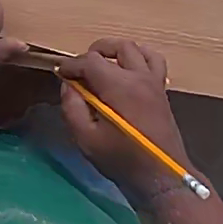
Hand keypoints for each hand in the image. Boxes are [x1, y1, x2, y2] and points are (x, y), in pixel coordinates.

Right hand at [58, 39, 196, 202]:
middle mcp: (139, 77)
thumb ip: (72, 108)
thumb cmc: (122, 160)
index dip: (71, 65)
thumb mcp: (86, 139)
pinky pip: (154, 60)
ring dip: (116, 51)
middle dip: (93, 53)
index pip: (90, 61)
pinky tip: (129, 69)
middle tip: (80, 69)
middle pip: (115, 48)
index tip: (60, 74)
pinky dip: (139, 57)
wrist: (161, 176)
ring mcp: (154, 81)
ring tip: (103, 64)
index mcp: (119, 87)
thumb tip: (68, 86)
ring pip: (136, 49)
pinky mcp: (162, 90)